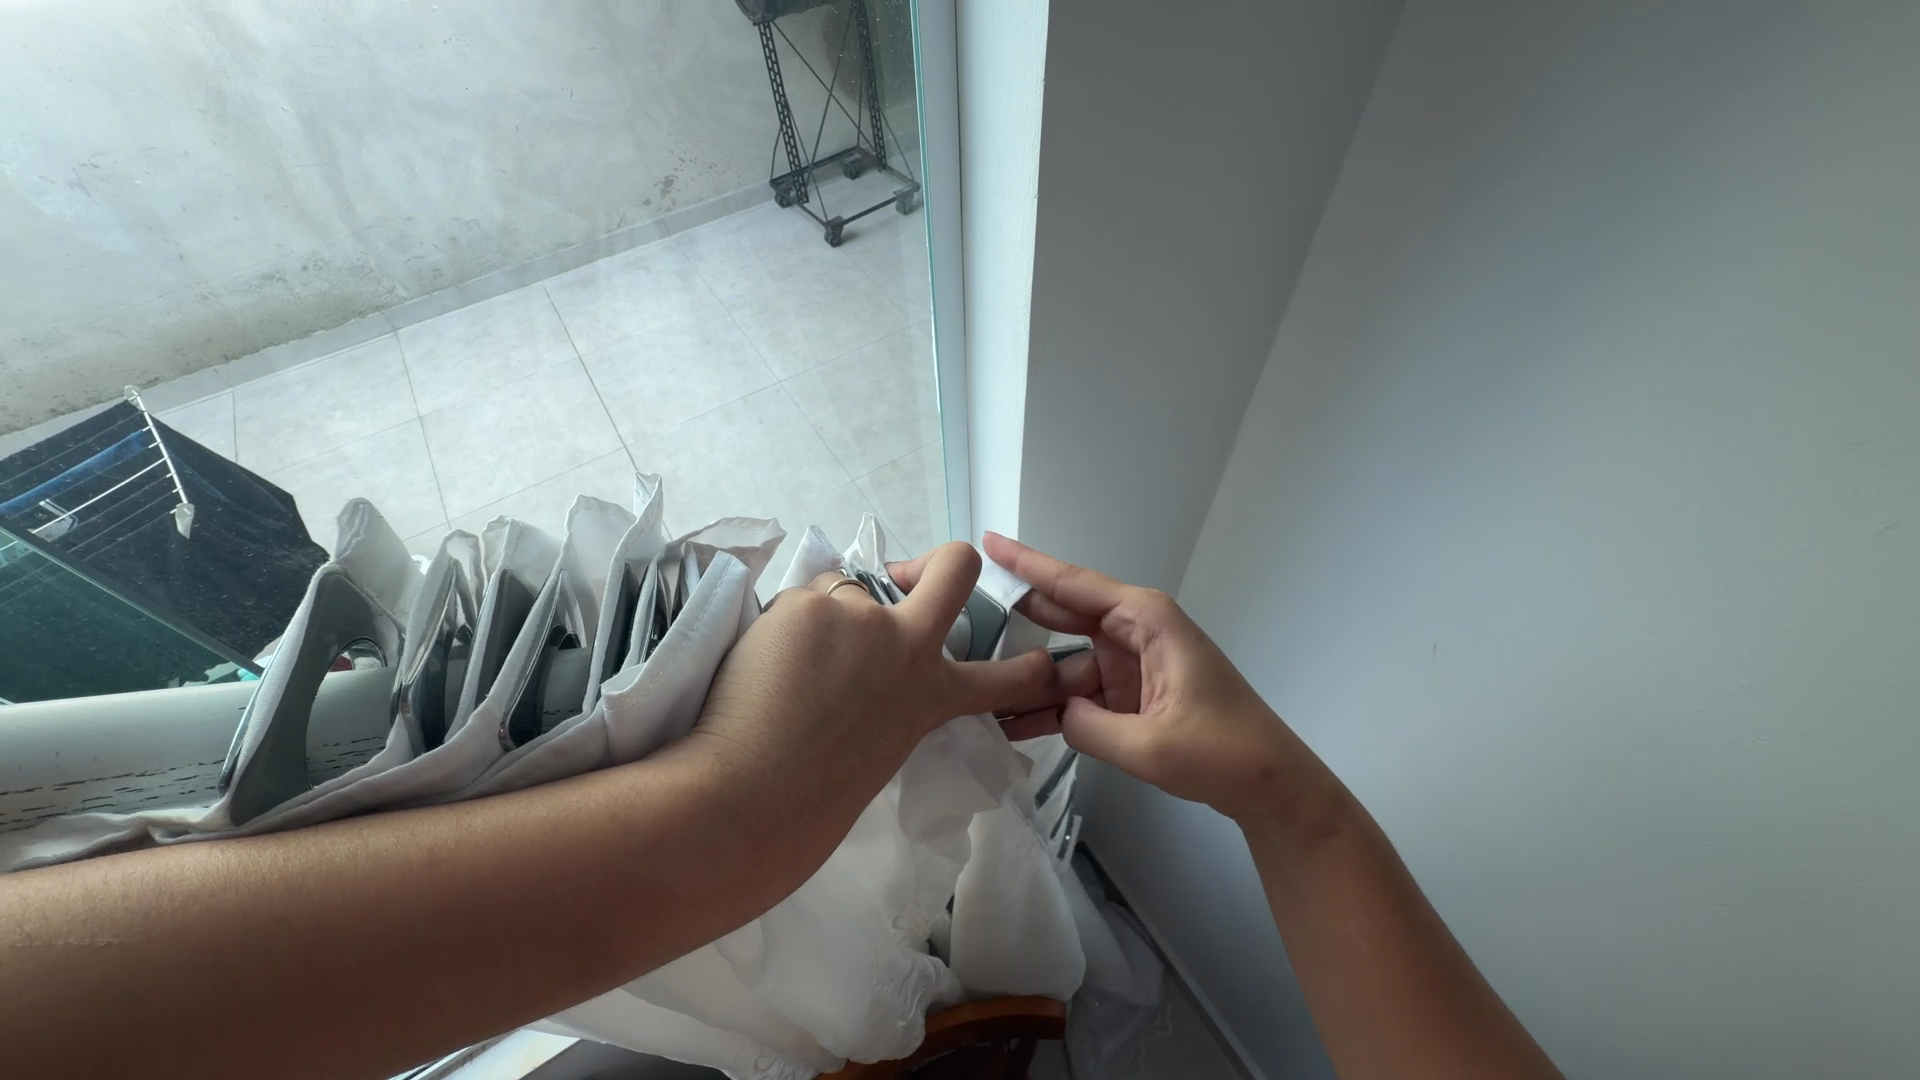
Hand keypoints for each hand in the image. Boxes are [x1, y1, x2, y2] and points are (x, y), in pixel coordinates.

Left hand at [688, 542, 1063, 808]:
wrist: (752, 798)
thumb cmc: (812, 792)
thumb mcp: (882, 743)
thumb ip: (893, 694)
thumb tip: (868, 655)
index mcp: (932, 695)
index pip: (1006, 677)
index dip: (1033, 668)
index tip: (1047, 663)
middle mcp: (910, 645)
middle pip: (954, 565)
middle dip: (937, 562)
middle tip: (908, 576)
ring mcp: (863, 617)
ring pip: (845, 586)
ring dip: (826, 614)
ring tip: (792, 669)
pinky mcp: (810, 602)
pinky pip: (798, 599)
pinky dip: (783, 626)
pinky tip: (764, 666)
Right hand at [978, 533, 1341, 831]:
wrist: (1271, 787)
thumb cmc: (1225, 753)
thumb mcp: (1151, 747)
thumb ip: (1088, 728)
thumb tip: (1054, 713)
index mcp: (1146, 620)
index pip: (1073, 583)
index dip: (1026, 563)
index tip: (986, 541)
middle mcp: (1134, 632)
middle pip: (1061, 617)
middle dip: (1015, 621)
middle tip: (961, 623)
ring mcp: (1130, 664)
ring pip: (1063, 663)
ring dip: (1028, 682)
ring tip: (977, 695)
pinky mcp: (1129, 694)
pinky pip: (1078, 694)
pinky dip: (1050, 709)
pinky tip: (1012, 725)